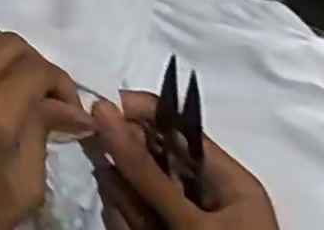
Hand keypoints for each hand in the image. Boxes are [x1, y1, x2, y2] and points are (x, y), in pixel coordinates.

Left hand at [0, 28, 93, 229]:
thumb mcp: (21, 187)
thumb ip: (44, 134)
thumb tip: (73, 108)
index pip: (36, 68)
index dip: (62, 83)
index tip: (72, 109)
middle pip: (13, 43)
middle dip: (40, 65)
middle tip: (50, 98)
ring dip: (13, 56)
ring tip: (24, 89)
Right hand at [88, 91, 278, 229]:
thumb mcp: (192, 227)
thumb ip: (146, 171)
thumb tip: (100, 107)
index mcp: (227, 179)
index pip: (172, 121)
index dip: (133, 111)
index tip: (95, 116)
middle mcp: (205, 191)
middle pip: (148, 152)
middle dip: (126, 171)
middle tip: (118, 190)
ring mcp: (184, 218)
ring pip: (135, 185)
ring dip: (126, 203)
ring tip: (141, 227)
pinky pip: (133, 213)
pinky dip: (127, 220)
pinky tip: (136, 229)